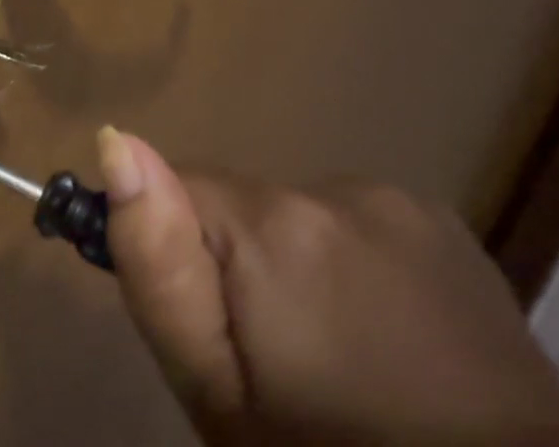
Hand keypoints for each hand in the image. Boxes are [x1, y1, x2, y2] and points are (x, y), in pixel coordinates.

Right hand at [100, 128, 558, 445]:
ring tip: (329, 344)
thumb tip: (115, 141)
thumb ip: (157, 262)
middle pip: (230, 202)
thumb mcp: (212, 383)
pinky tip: (378, 324)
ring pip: (287, 211)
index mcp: (271, 223)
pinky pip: (346, 218)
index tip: (206, 323)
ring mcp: (399, 201)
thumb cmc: (321, 443)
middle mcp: (334, 188)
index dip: (172, 256)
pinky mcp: (444, 220)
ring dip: (287, 259)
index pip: (165, 190)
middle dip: (230, 261)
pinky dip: (342, 258)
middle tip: (268, 351)